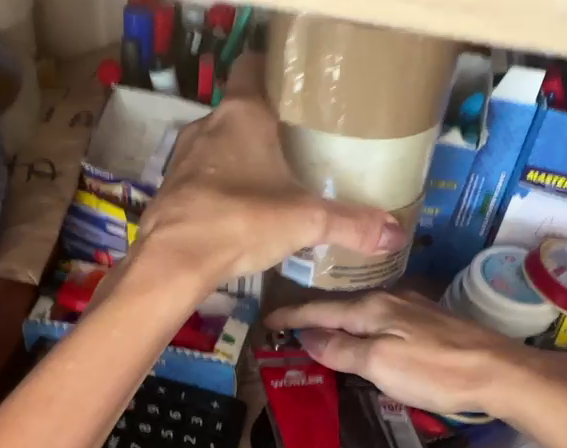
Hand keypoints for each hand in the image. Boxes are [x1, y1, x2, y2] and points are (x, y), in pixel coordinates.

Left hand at [132, 56, 405, 287]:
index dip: (273, 71)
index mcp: (242, 114)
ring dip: (240, 155)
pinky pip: (201, 176)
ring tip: (271, 176)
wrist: (174, 261)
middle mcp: (208, 125)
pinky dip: (220, 185)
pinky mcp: (171, 190)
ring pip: (218, 143)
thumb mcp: (304, 222)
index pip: (253, 67)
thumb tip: (395, 235)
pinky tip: (240, 207)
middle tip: (295, 140)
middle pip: (239, 108)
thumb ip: (350, 225)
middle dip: (265, 122)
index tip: (298, 89)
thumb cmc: (240, 222)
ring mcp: (184, 158)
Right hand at [266, 292, 545, 417]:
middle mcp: (390, 301)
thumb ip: (341, 350)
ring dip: (339, 322)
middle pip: (341, 309)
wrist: (497, 372)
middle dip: (313, 317)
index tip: (267, 320)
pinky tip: (365, 337)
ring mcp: (413, 310)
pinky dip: (364, 329)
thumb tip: (307, 336)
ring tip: (319, 332)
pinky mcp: (431, 324)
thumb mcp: (380, 364)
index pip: (321, 311)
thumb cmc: (435, 371)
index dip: (292, 316)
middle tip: (287, 327)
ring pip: (364, 314)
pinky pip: (383, 321)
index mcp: (372, 309)